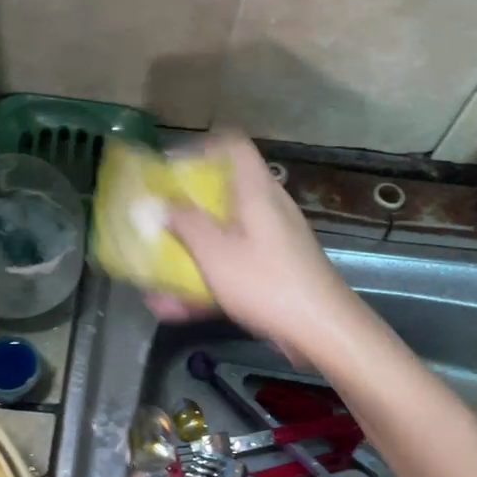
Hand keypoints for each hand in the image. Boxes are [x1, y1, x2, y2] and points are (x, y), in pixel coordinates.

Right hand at [146, 133, 358, 366]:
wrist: (323, 330)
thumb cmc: (267, 283)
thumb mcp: (216, 253)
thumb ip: (185, 224)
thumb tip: (160, 203)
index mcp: (256, 192)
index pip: (233, 147)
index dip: (200, 149)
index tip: (170, 168)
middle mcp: (267, 209)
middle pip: (224, 192)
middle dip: (184, 209)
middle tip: (156, 220)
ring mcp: (273, 242)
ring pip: (224, 236)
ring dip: (189, 253)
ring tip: (153, 275)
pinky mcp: (275, 271)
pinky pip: (233, 266)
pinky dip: (205, 281)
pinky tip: (172, 309)